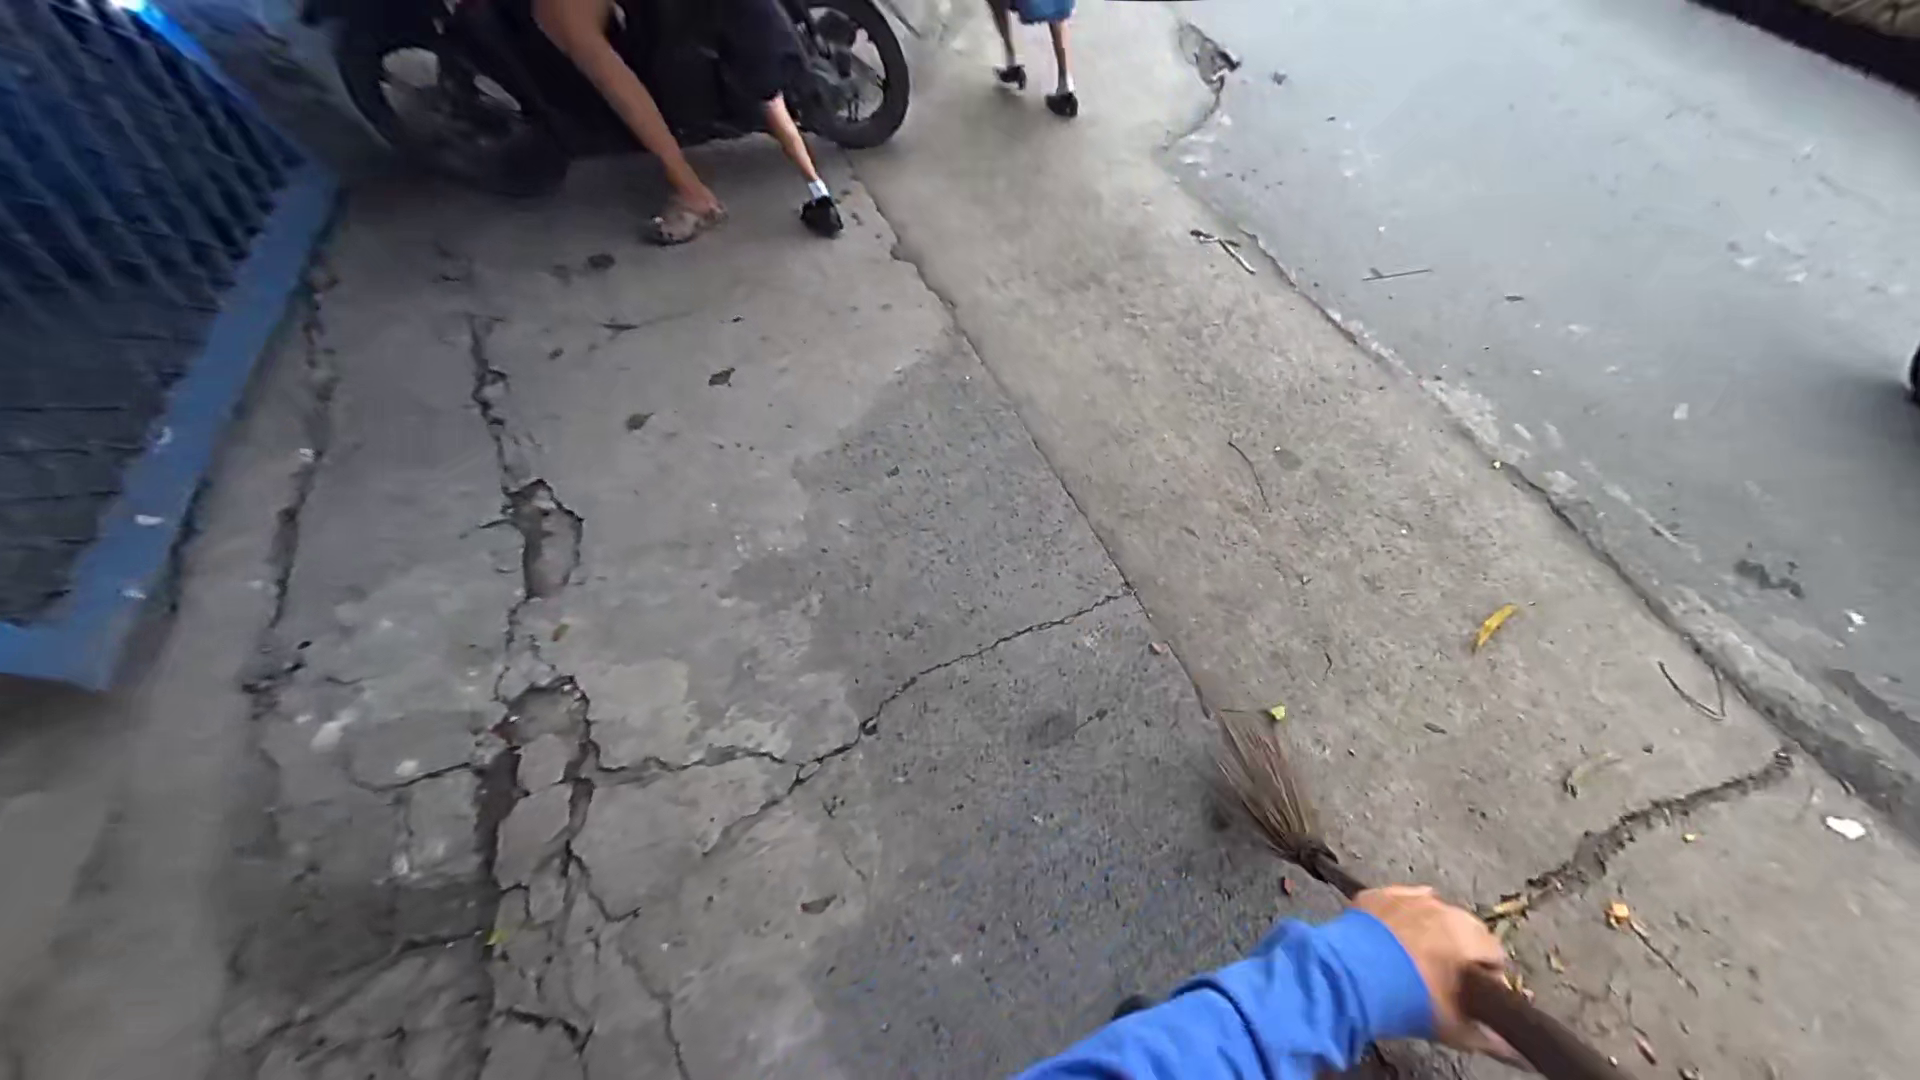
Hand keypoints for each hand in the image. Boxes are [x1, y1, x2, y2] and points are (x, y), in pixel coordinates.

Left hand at [1354, 885, 1519, 1062]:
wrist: (1353, 974)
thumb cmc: (1412, 999)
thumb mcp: (1461, 1030)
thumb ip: (1495, 1039)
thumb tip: (1515, 1051)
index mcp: (1468, 935)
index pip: (1494, 952)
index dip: (1490, 975)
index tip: (1479, 992)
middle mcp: (1438, 906)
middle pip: (1463, 926)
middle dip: (1462, 948)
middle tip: (1448, 975)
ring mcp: (1403, 895)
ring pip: (1429, 910)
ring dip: (1431, 928)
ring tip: (1418, 955)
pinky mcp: (1374, 893)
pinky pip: (1396, 900)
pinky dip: (1400, 914)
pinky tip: (1395, 932)